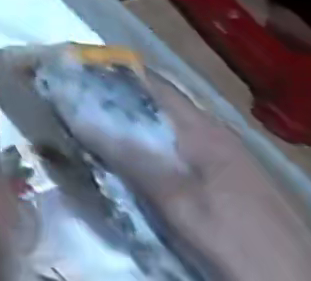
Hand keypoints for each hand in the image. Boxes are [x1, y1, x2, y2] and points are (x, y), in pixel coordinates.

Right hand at [71, 74, 310, 280]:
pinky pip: (173, 151)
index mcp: (201, 128)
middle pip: (152, 101)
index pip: (146, 79)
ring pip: (162, 127)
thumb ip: (131, 158)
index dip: (106, 69)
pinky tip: (128, 164)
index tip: (66, 67)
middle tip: (66, 98)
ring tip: (86, 127)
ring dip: (125, 123)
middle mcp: (211, 133)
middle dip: (109, 96)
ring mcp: (222, 159)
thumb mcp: (181, 204)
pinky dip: (143, 148)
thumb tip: (75, 111)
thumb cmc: (244, 244)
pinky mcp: (227, 185)